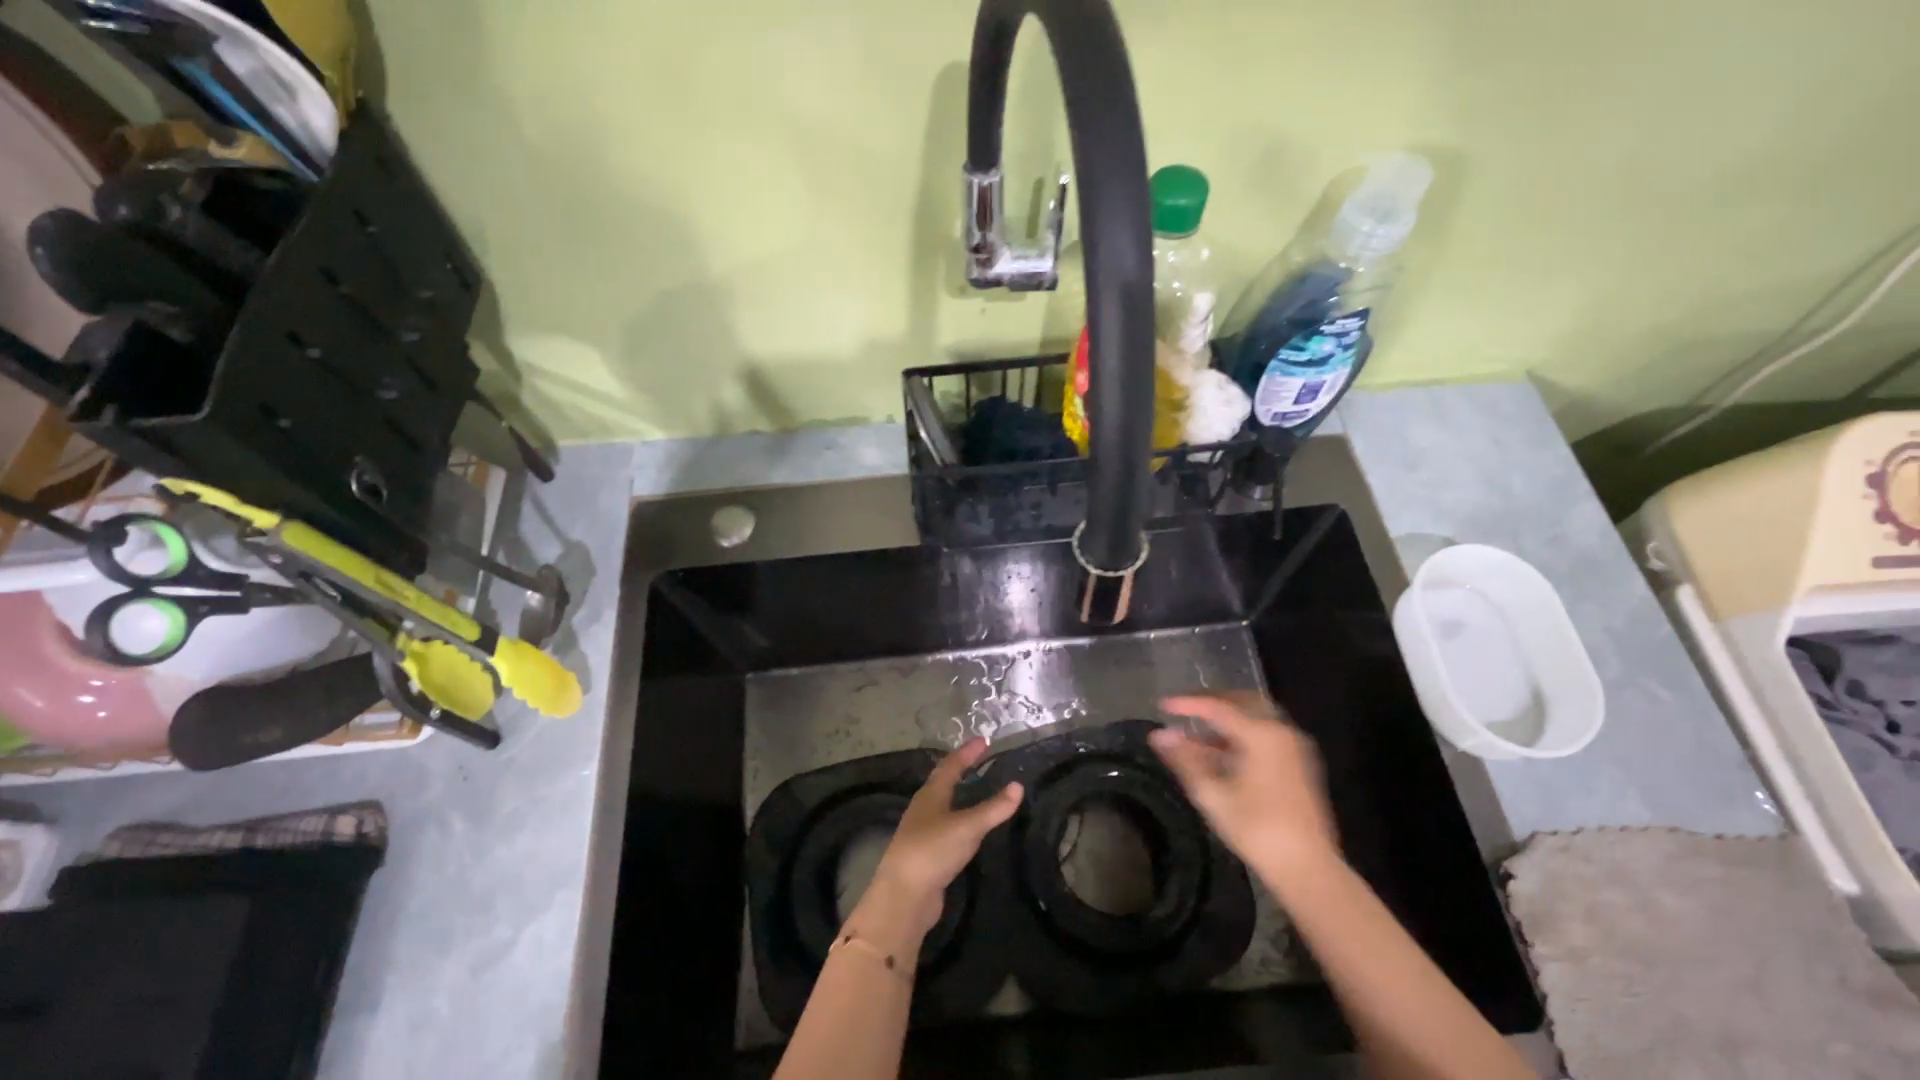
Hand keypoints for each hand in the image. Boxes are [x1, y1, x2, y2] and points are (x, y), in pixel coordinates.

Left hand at [865, 737, 1023, 936]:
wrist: (904, 895)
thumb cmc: (933, 850)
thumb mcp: (967, 827)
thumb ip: (993, 808)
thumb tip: (1018, 785)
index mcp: (930, 795)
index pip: (951, 766)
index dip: (967, 752)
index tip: (984, 740)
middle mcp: (924, 809)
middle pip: (943, 783)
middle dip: (961, 770)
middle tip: (981, 761)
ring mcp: (922, 832)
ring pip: (944, 806)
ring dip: (960, 796)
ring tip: (978, 791)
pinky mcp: (927, 854)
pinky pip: (947, 828)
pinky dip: (961, 821)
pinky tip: (970, 830)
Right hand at [1151, 693, 1338, 878]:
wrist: (1306, 865)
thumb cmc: (1256, 829)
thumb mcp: (1213, 795)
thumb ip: (1185, 760)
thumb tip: (1159, 736)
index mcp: (1261, 735)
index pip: (1218, 707)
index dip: (1187, 704)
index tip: (1163, 704)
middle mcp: (1281, 731)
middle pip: (1242, 702)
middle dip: (1211, 703)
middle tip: (1184, 710)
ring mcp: (1295, 747)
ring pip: (1256, 718)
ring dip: (1227, 719)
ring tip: (1198, 732)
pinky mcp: (1300, 763)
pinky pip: (1267, 734)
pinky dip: (1243, 734)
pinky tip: (1223, 752)